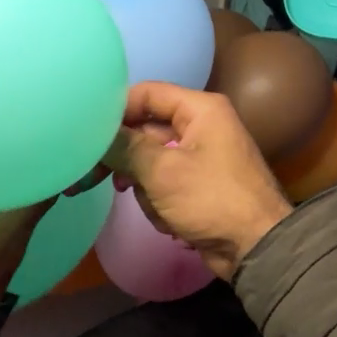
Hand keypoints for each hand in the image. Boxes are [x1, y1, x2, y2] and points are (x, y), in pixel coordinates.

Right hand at [100, 82, 293, 280]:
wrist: (254, 242)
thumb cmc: (212, 198)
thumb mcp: (163, 172)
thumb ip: (127, 148)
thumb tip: (95, 133)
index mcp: (201, 109)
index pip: (148, 93)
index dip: (115, 110)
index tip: (82, 134)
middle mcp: (202, 124)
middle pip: (146, 128)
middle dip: (124, 158)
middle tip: (89, 178)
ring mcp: (200, 153)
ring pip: (150, 159)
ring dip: (146, 186)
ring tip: (155, 205)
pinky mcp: (197, 181)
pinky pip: (163, 182)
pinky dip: (159, 201)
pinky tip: (168, 220)